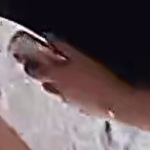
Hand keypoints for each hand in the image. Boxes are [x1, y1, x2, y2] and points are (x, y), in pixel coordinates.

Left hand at [11, 35, 135, 119]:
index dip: (30, 65)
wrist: (122, 102)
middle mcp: (60, 90)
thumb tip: (49, 38)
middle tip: (47, 70)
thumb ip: (62, 46)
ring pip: (59, 94)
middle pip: (45, 84)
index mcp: (54, 75)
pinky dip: (75, 97)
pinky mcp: (88, 111)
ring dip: (58, 87)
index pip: (34, 71)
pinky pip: (76, 103)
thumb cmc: (98, 75)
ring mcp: (73, 102)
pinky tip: (82, 94)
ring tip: (65, 81)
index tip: (27, 60)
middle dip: (44, 77)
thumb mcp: (78, 55)